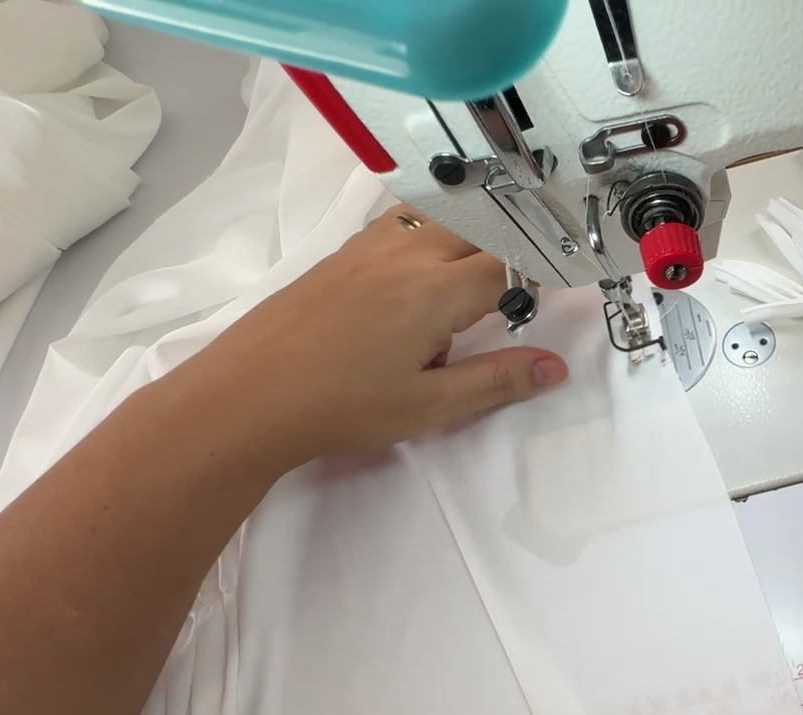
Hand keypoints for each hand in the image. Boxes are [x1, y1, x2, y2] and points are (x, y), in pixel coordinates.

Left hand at [176, 205, 567, 463]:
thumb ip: (498, 380)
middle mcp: (403, 256)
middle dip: (507, 250)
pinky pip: (398, 225)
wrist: (246, 398)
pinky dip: (428, 235)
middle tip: (521, 288)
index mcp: (433, 291)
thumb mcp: (432, 404)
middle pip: (474, 229)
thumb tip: (556, 367)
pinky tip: (423, 272)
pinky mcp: (340, 257)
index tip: (555, 291)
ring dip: (467, 237)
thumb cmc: (344, 406)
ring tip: (478, 276)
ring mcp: (366, 250)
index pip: (505, 266)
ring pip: (435, 219)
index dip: (535, 277)